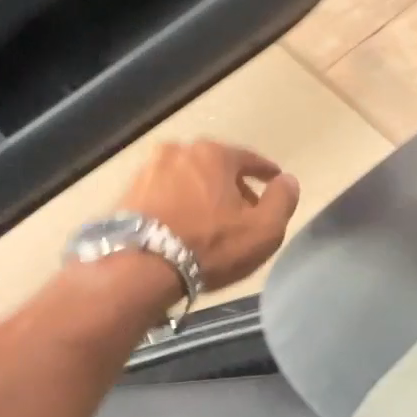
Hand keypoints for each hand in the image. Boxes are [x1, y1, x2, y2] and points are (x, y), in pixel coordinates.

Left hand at [118, 139, 301, 292]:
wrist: (142, 265)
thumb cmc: (210, 246)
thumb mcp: (263, 230)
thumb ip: (283, 201)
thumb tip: (288, 181)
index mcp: (215, 154)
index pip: (249, 158)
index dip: (265, 172)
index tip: (275, 181)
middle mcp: (180, 151)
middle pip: (216, 167)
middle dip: (232, 186)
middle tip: (244, 209)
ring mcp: (149, 169)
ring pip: (188, 179)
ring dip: (203, 195)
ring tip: (212, 221)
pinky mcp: (127, 192)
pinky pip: (165, 194)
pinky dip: (179, 205)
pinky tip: (184, 226)